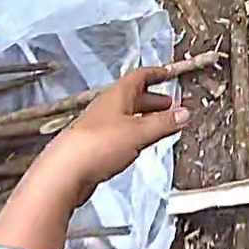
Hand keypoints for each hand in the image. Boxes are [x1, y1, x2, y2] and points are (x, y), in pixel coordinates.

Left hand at [33, 66, 191, 205]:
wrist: (63, 174)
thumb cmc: (101, 144)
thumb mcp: (139, 132)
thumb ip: (163, 123)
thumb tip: (185, 113)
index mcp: (117, 95)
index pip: (139, 77)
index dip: (155, 74)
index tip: (169, 74)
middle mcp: (107, 107)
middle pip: (133, 97)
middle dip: (152, 100)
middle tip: (170, 106)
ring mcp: (97, 126)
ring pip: (126, 116)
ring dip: (143, 118)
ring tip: (159, 126)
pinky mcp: (92, 146)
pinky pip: (119, 132)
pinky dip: (133, 133)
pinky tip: (138, 145)